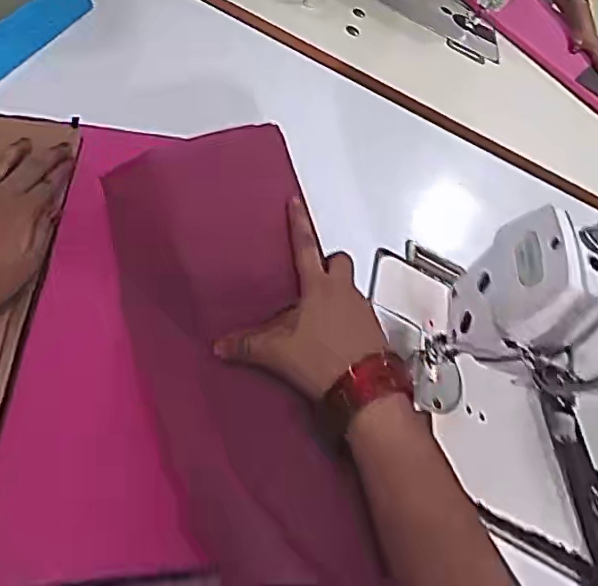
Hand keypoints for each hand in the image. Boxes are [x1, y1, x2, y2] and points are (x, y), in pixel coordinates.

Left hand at [0, 138, 73, 365]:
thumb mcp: (26, 266)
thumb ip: (42, 233)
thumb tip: (52, 213)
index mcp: (23, 211)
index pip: (50, 184)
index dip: (63, 171)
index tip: (70, 162)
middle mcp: (1, 196)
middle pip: (31, 167)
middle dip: (50, 155)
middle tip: (61, 148)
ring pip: (2, 163)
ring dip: (17, 150)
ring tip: (27, 143)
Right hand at [213, 198, 387, 398]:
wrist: (366, 392)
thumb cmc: (326, 362)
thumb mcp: (279, 352)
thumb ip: (249, 345)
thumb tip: (223, 345)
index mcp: (319, 286)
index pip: (306, 245)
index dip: (299, 223)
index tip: (296, 204)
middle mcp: (344, 291)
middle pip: (338, 260)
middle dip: (328, 261)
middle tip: (315, 271)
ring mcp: (363, 309)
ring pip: (351, 286)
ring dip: (338, 293)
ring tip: (321, 313)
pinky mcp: (373, 329)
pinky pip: (360, 312)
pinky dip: (349, 318)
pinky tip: (337, 336)